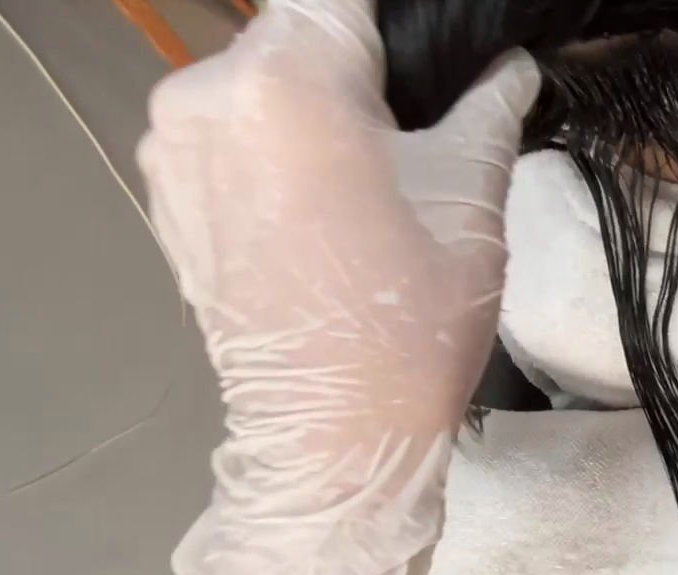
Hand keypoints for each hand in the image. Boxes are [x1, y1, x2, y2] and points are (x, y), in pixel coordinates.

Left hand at [138, 0, 539, 574]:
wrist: (338, 429)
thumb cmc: (418, 321)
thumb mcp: (474, 214)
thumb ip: (490, 120)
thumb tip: (512, 68)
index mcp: (292, 82)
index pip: (343, 0)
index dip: (401, 29)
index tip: (437, 75)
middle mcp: (207, 88)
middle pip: (298, 40)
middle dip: (362, 80)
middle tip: (420, 154)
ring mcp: (171, 140)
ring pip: (260, 89)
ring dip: (318, 118)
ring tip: (372, 198)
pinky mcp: (165, 189)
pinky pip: (229, 136)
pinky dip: (278, 155)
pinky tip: (322, 222)